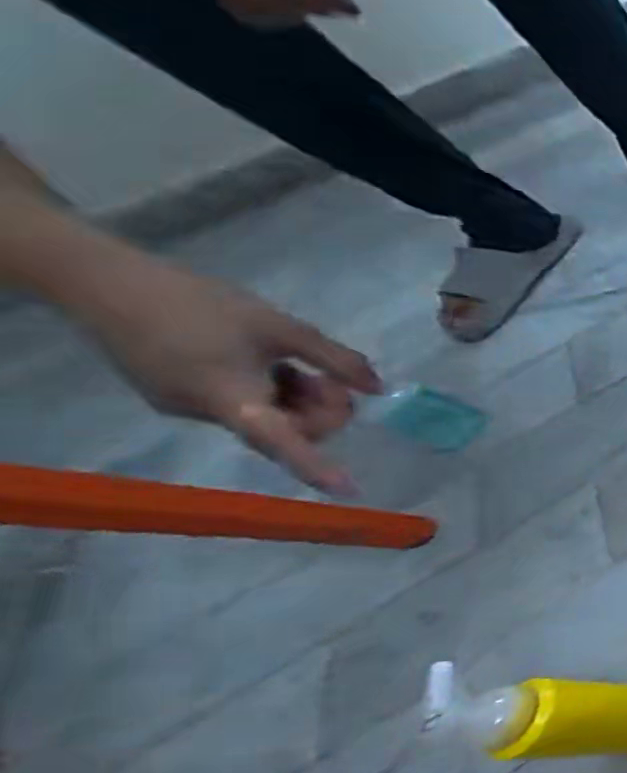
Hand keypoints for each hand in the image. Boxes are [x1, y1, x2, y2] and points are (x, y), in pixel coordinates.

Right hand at [77, 262, 379, 494]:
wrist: (101, 281)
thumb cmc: (199, 304)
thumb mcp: (282, 328)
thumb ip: (335, 360)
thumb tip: (378, 388)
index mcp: (231, 401)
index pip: (281, 443)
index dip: (316, 467)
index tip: (349, 491)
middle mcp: (207, 414)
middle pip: (286, 429)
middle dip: (321, 409)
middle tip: (328, 378)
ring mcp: (187, 407)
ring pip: (267, 416)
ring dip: (298, 398)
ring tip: (296, 365)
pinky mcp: (176, 395)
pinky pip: (240, 404)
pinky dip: (268, 391)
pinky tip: (266, 362)